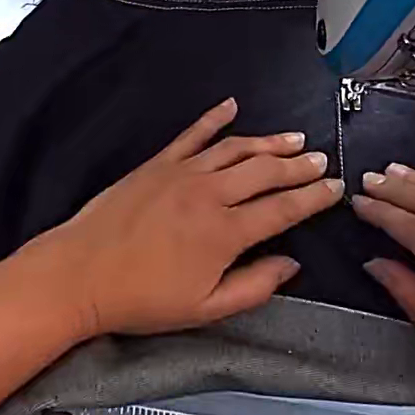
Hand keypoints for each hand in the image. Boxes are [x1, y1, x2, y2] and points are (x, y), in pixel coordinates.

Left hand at [21, 98, 342, 338]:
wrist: (78, 275)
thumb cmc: (141, 299)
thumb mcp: (203, 309)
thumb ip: (254, 286)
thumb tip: (291, 264)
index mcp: (225, 232)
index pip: (283, 208)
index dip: (314, 197)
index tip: (335, 187)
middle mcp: (212, 194)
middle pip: (267, 172)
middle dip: (300, 165)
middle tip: (322, 159)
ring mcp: (185, 172)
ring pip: (239, 148)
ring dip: (271, 141)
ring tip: (295, 138)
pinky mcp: (161, 162)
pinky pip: (194, 133)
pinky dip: (215, 118)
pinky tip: (232, 105)